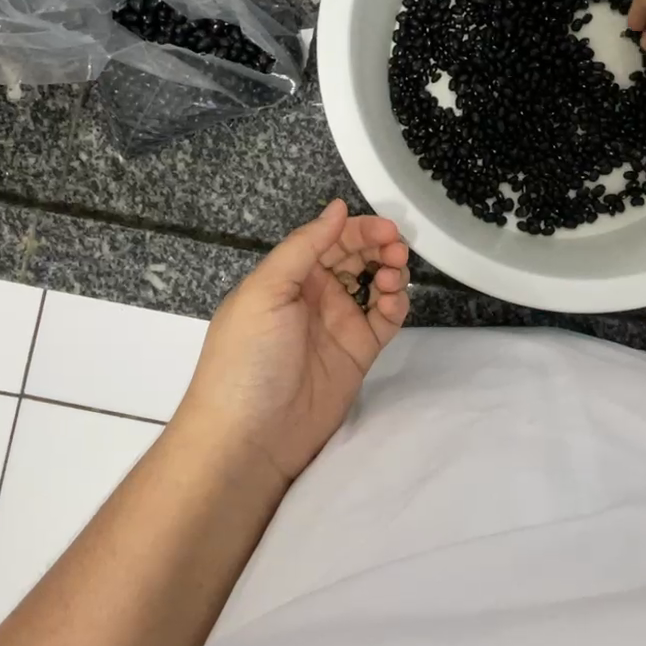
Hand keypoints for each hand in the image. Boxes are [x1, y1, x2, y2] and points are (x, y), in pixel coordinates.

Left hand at [172, 200, 411, 482]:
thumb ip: (304, 246)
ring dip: (390, 271)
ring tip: (395, 274)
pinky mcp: (358, 354)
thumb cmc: (248, 358)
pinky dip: (395, 305)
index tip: (386, 228)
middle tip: (397, 247)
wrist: (250, 438)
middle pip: (355, 258)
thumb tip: (337, 207)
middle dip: (378, 246)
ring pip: (374, 284)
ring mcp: (338, 325)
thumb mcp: (265, 291)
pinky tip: (394, 301)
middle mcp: (314, 296)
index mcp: (287, 277)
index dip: (358, 229)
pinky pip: (384, 320)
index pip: (328, 240)